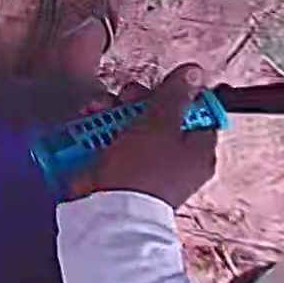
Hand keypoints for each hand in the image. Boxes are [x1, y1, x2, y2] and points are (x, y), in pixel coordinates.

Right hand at [69, 63, 213, 206]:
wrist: (108, 209)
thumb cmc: (142, 172)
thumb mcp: (160, 124)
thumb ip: (175, 96)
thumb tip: (195, 72)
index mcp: (196, 149)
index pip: (196, 111)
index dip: (177, 95)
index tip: (161, 87)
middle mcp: (172, 156)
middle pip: (157, 114)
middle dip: (136, 102)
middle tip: (126, 101)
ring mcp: (142, 161)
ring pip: (129, 122)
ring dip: (110, 111)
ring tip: (97, 110)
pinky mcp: (116, 165)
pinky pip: (109, 137)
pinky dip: (96, 127)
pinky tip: (87, 121)